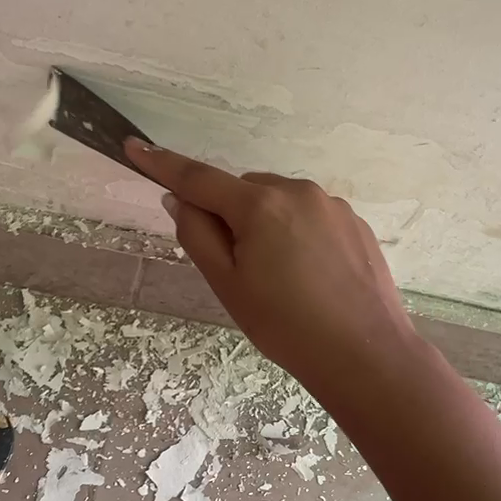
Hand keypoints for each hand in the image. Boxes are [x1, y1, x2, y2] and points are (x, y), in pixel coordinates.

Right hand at [125, 138, 422, 392]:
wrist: (365, 354)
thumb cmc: (286, 326)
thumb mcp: (227, 286)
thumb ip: (197, 235)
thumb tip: (180, 199)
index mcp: (260, 205)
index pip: (199, 178)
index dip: (162, 164)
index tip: (134, 147)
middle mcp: (297, 191)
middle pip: (244, 191)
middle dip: (232, 215)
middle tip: (240, 268)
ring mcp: (332, 204)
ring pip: (280, 202)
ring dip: (269, 224)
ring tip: (285, 279)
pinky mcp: (356, 222)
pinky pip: (312, 216)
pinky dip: (299, 234)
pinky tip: (313, 277)